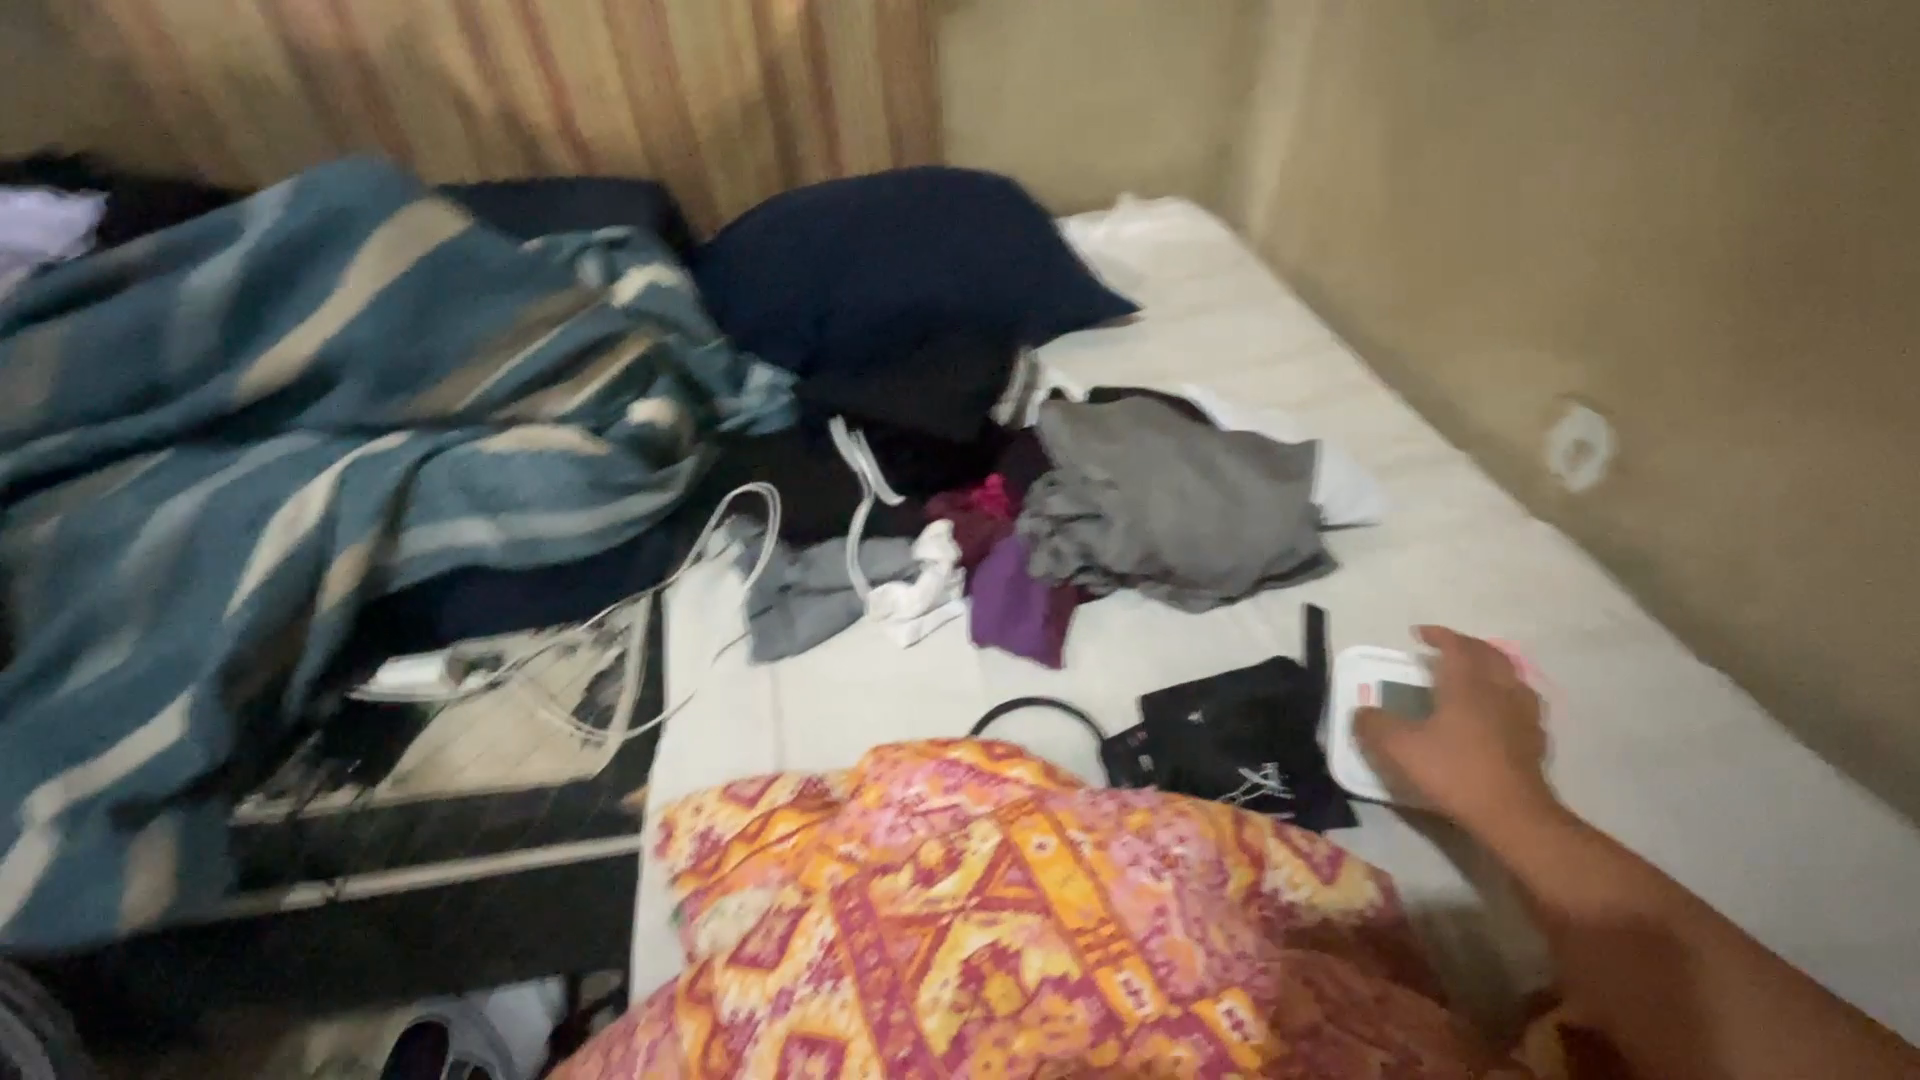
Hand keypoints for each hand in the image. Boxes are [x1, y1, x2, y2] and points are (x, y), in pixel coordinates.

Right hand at [1354, 626, 1559, 834]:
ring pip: (1513, 678)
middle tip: (1447, 648)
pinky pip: (1522, 705)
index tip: (1419, 633)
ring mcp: (1523, 716)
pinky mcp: (1535, 742)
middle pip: (1490, 655)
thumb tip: (1362, 712)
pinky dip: (1507, 697)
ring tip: (1477, 675)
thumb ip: (1373, 724)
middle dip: (1468, 646)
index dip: (1439, 635)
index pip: (1457, 646)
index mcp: (1467, 685)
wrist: (1511, 815)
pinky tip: (1498, 713)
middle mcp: (1499, 691)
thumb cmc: (1452, 771)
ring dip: (1493, 669)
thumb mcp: (1397, 747)